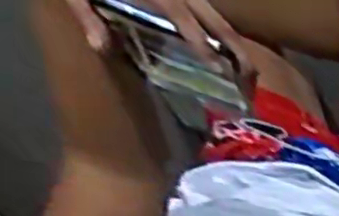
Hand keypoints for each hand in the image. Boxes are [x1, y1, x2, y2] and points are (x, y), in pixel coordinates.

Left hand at [60, 0, 246, 62]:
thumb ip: (85, 11)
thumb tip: (101, 47)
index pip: (188, 23)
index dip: (205, 47)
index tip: (221, 73)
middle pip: (220, 24)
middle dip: (240, 53)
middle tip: (253, 82)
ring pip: (221, 20)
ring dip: (238, 48)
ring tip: (249, 74)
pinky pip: (210, 14)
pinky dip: (224, 37)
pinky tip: (228, 54)